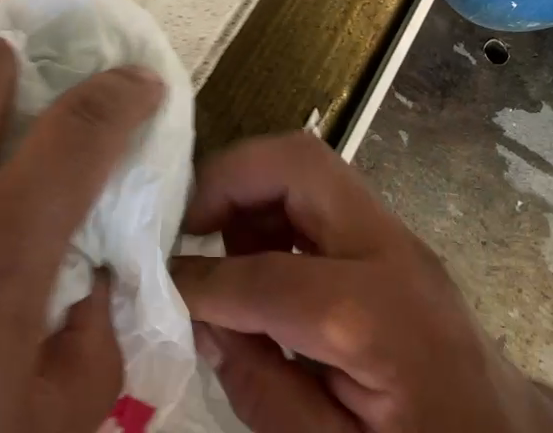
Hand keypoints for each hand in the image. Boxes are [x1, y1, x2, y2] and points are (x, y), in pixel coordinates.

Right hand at [172, 133, 552, 432]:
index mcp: (379, 318)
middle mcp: (391, 253)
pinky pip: (317, 193)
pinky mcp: (390, 238)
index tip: (155, 285)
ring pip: (306, 163)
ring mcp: (397, 237)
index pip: (264, 276)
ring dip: (248, 189)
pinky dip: (271, 207)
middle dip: (227, 178)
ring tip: (218, 246)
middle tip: (185, 225)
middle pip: (299, 162)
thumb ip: (261, 389)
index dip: (198, 282)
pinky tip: (256, 261)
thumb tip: (202, 320)